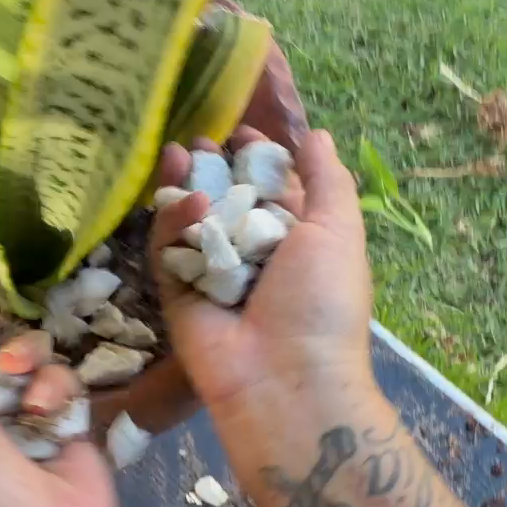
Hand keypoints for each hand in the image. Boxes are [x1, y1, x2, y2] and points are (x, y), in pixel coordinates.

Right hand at [150, 128, 374, 418]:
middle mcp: (249, 253)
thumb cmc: (321, 300)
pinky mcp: (175, 291)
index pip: (267, 190)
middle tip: (197, 142)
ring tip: (179, 155)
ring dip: (185, 186)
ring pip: (189, 221)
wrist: (283, 374)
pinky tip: (189, 202)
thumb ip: (325, 179)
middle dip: (210, 168)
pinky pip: (167, 250)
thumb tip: (315, 134)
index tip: (239, 132)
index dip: (254, 159)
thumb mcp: (338, 230)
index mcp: (293, 239)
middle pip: (223, 200)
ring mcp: (209, 272)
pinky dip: (175, 224)